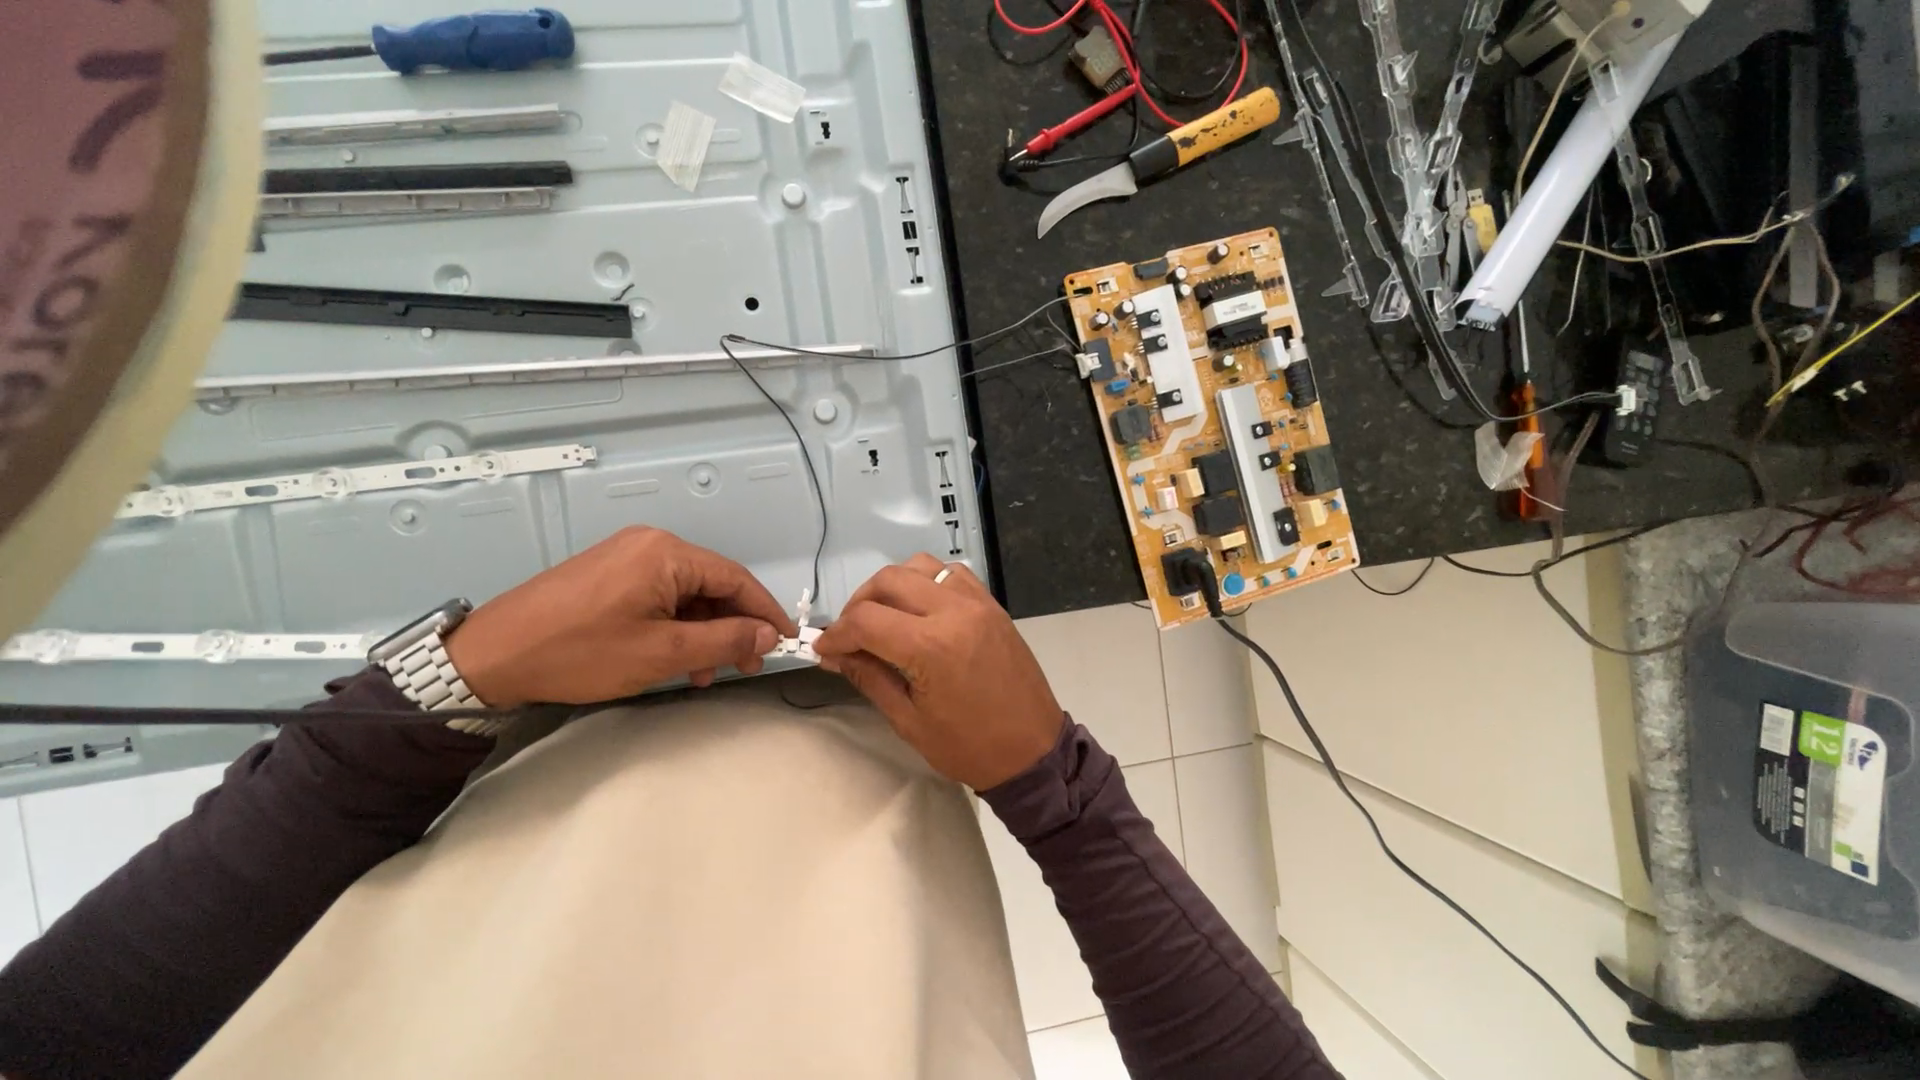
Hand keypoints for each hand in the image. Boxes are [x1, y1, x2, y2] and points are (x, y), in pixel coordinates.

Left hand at [444, 527, 796, 706]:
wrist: (493, 655)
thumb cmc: (581, 652)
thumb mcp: (661, 653)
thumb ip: (724, 641)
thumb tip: (769, 634)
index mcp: (666, 553)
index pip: (736, 578)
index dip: (765, 612)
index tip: (785, 642)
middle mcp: (650, 544)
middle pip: (711, 584)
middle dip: (732, 626)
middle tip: (744, 666)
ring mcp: (626, 556)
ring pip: (686, 594)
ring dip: (702, 631)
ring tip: (704, 672)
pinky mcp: (608, 574)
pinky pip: (659, 595)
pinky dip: (675, 626)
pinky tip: (674, 658)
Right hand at [812, 555, 1061, 789]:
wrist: (1033, 752)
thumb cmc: (969, 747)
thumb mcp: (909, 721)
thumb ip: (869, 677)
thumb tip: (834, 655)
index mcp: (931, 647)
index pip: (865, 620)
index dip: (837, 634)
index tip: (824, 650)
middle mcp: (954, 612)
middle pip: (888, 580)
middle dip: (858, 604)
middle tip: (850, 635)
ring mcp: (977, 603)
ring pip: (919, 566)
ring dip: (892, 586)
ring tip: (883, 618)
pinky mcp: (992, 605)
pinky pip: (951, 573)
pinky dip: (926, 581)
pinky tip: (919, 610)